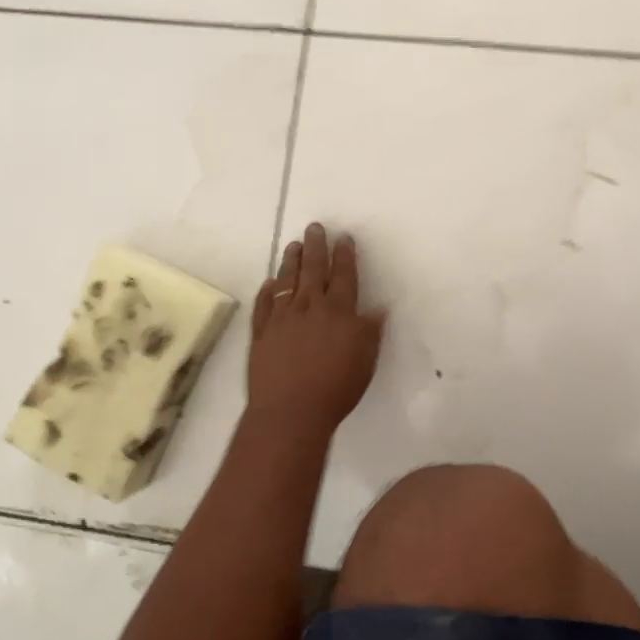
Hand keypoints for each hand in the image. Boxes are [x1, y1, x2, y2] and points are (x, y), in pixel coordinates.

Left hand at [247, 223, 385, 435]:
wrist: (291, 411)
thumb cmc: (336, 388)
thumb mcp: (366, 360)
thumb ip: (370, 331)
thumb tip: (378, 307)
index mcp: (339, 312)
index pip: (344, 276)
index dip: (345, 255)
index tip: (344, 238)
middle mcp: (310, 307)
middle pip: (314, 270)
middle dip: (316, 247)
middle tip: (314, 227)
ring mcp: (282, 318)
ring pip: (287, 282)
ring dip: (291, 261)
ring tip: (293, 245)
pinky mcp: (261, 334)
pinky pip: (264, 306)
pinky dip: (267, 292)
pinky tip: (269, 283)